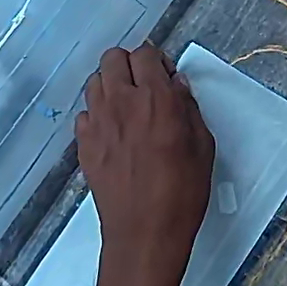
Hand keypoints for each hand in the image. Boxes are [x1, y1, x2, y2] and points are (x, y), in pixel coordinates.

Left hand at [76, 43, 214, 285]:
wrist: (144, 232)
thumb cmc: (182, 192)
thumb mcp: (203, 146)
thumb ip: (188, 108)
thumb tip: (176, 84)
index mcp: (155, 99)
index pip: (145, 53)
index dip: (156, 61)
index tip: (163, 76)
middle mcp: (121, 102)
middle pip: (112, 58)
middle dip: (129, 65)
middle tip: (143, 86)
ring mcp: (97, 122)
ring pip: (94, 81)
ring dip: (111, 86)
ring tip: (126, 108)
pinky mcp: (83, 143)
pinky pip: (85, 113)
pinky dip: (98, 115)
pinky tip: (113, 133)